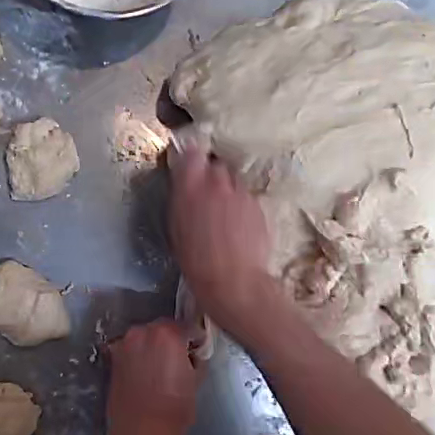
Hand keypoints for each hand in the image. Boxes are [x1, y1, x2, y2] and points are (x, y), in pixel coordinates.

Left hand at [106, 320, 201, 434]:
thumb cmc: (174, 410)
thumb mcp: (196, 380)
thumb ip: (195, 358)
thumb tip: (193, 354)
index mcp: (167, 333)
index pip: (188, 326)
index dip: (195, 339)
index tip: (198, 350)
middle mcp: (142, 332)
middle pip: (163, 328)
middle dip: (173, 340)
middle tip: (182, 360)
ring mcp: (124, 345)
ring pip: (146, 338)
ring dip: (154, 347)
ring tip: (163, 369)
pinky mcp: (113, 360)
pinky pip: (132, 351)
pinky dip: (140, 357)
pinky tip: (147, 375)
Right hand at [168, 144, 278, 333]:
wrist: (234, 280)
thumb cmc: (196, 261)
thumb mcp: (177, 228)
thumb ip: (182, 198)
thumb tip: (184, 183)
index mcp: (190, 188)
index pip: (192, 153)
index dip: (192, 157)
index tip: (191, 164)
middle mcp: (216, 184)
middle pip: (216, 166)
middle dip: (212, 176)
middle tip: (207, 196)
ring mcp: (240, 193)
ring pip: (234, 181)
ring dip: (228, 190)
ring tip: (225, 213)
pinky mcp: (258, 205)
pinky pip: (247, 197)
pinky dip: (242, 205)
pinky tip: (239, 225)